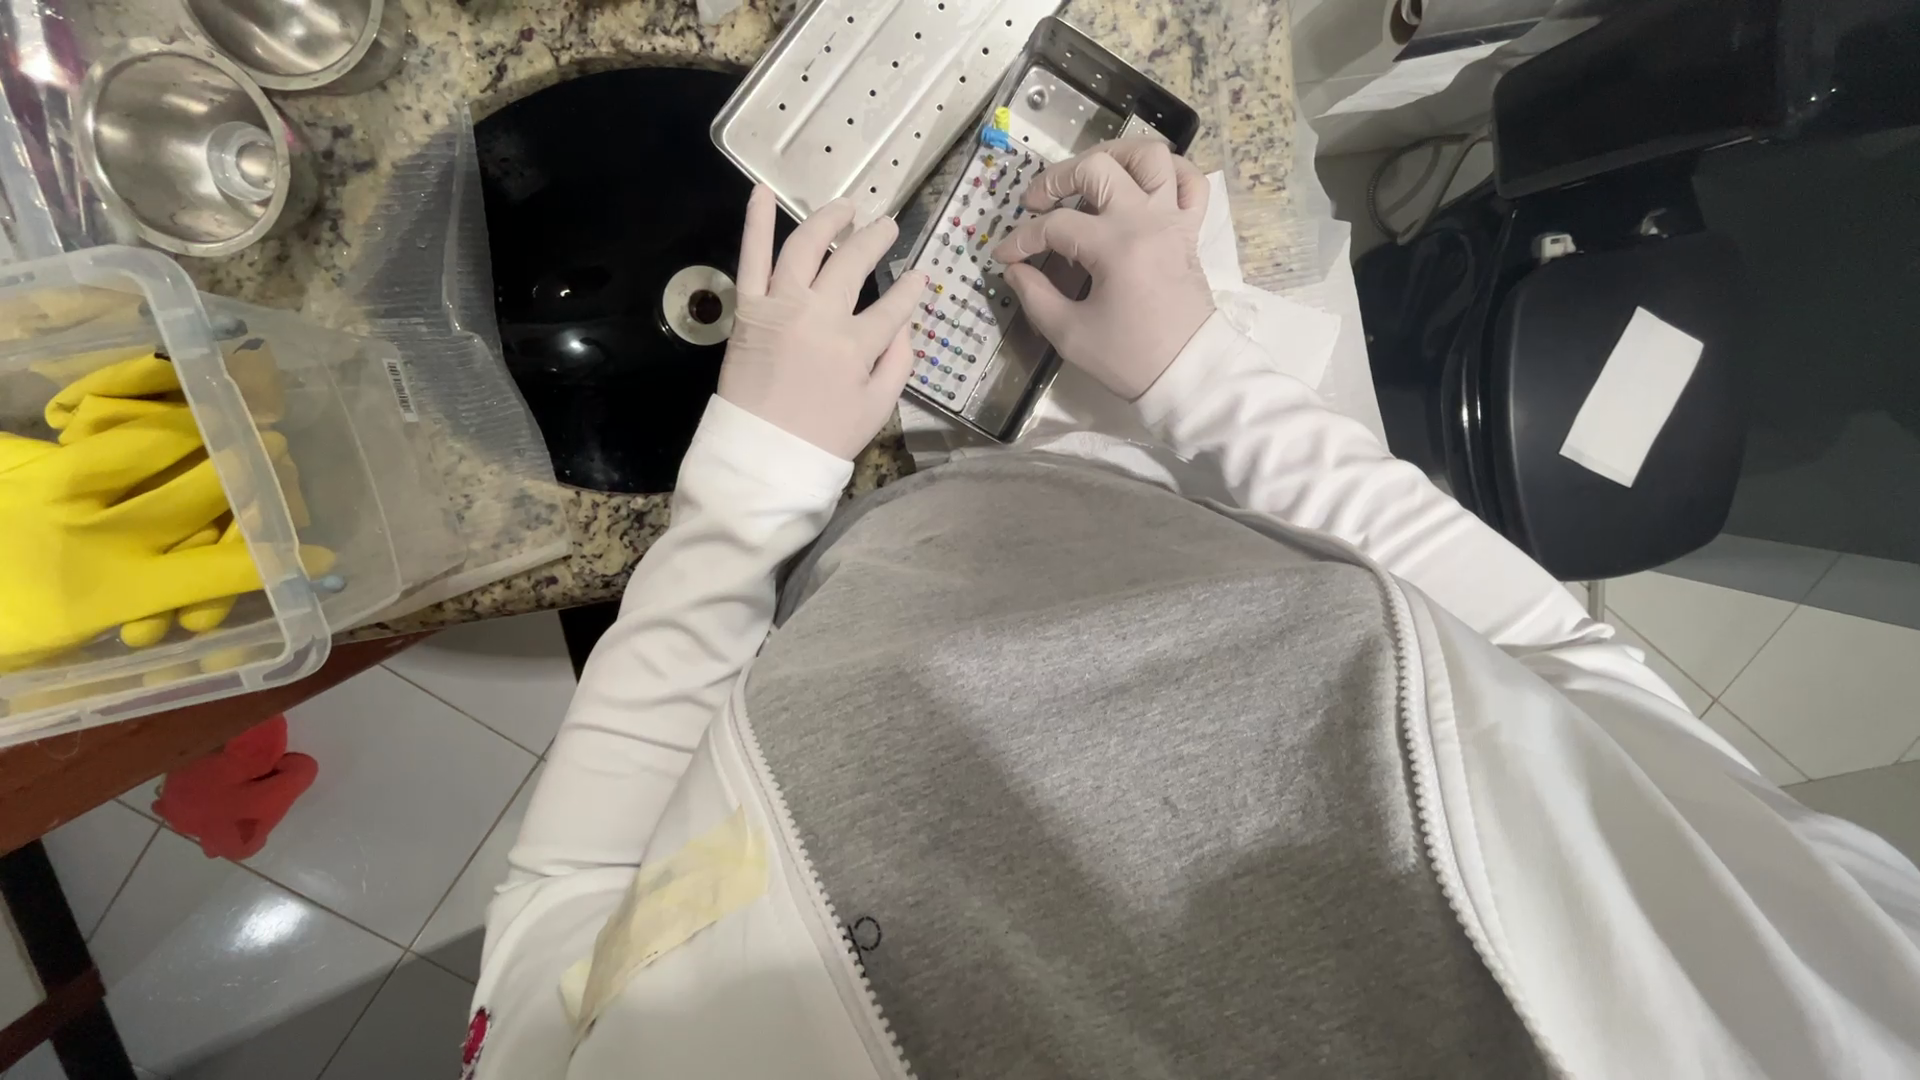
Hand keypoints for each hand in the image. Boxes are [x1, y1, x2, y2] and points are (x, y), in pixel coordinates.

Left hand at [718, 186, 926, 459]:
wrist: (764, 455)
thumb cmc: (825, 437)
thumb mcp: (877, 409)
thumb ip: (898, 364)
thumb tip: (904, 327)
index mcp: (855, 345)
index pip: (893, 306)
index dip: (911, 289)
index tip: (920, 275)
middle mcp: (820, 315)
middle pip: (852, 263)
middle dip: (876, 239)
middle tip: (888, 225)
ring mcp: (780, 306)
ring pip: (806, 246)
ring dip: (828, 219)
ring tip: (847, 207)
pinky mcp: (748, 309)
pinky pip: (751, 257)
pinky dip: (756, 222)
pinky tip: (763, 191)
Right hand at [990, 139, 1214, 400]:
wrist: (1186, 374)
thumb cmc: (1127, 358)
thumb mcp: (1069, 335)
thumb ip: (1035, 296)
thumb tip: (1015, 270)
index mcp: (1115, 246)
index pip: (1055, 226)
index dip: (1022, 239)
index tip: (1004, 257)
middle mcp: (1146, 219)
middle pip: (1098, 168)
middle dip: (1057, 178)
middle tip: (1035, 202)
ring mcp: (1172, 220)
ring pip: (1149, 157)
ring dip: (1113, 156)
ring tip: (1088, 175)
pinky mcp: (1190, 230)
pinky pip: (1189, 181)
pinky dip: (1166, 171)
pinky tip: (1140, 184)